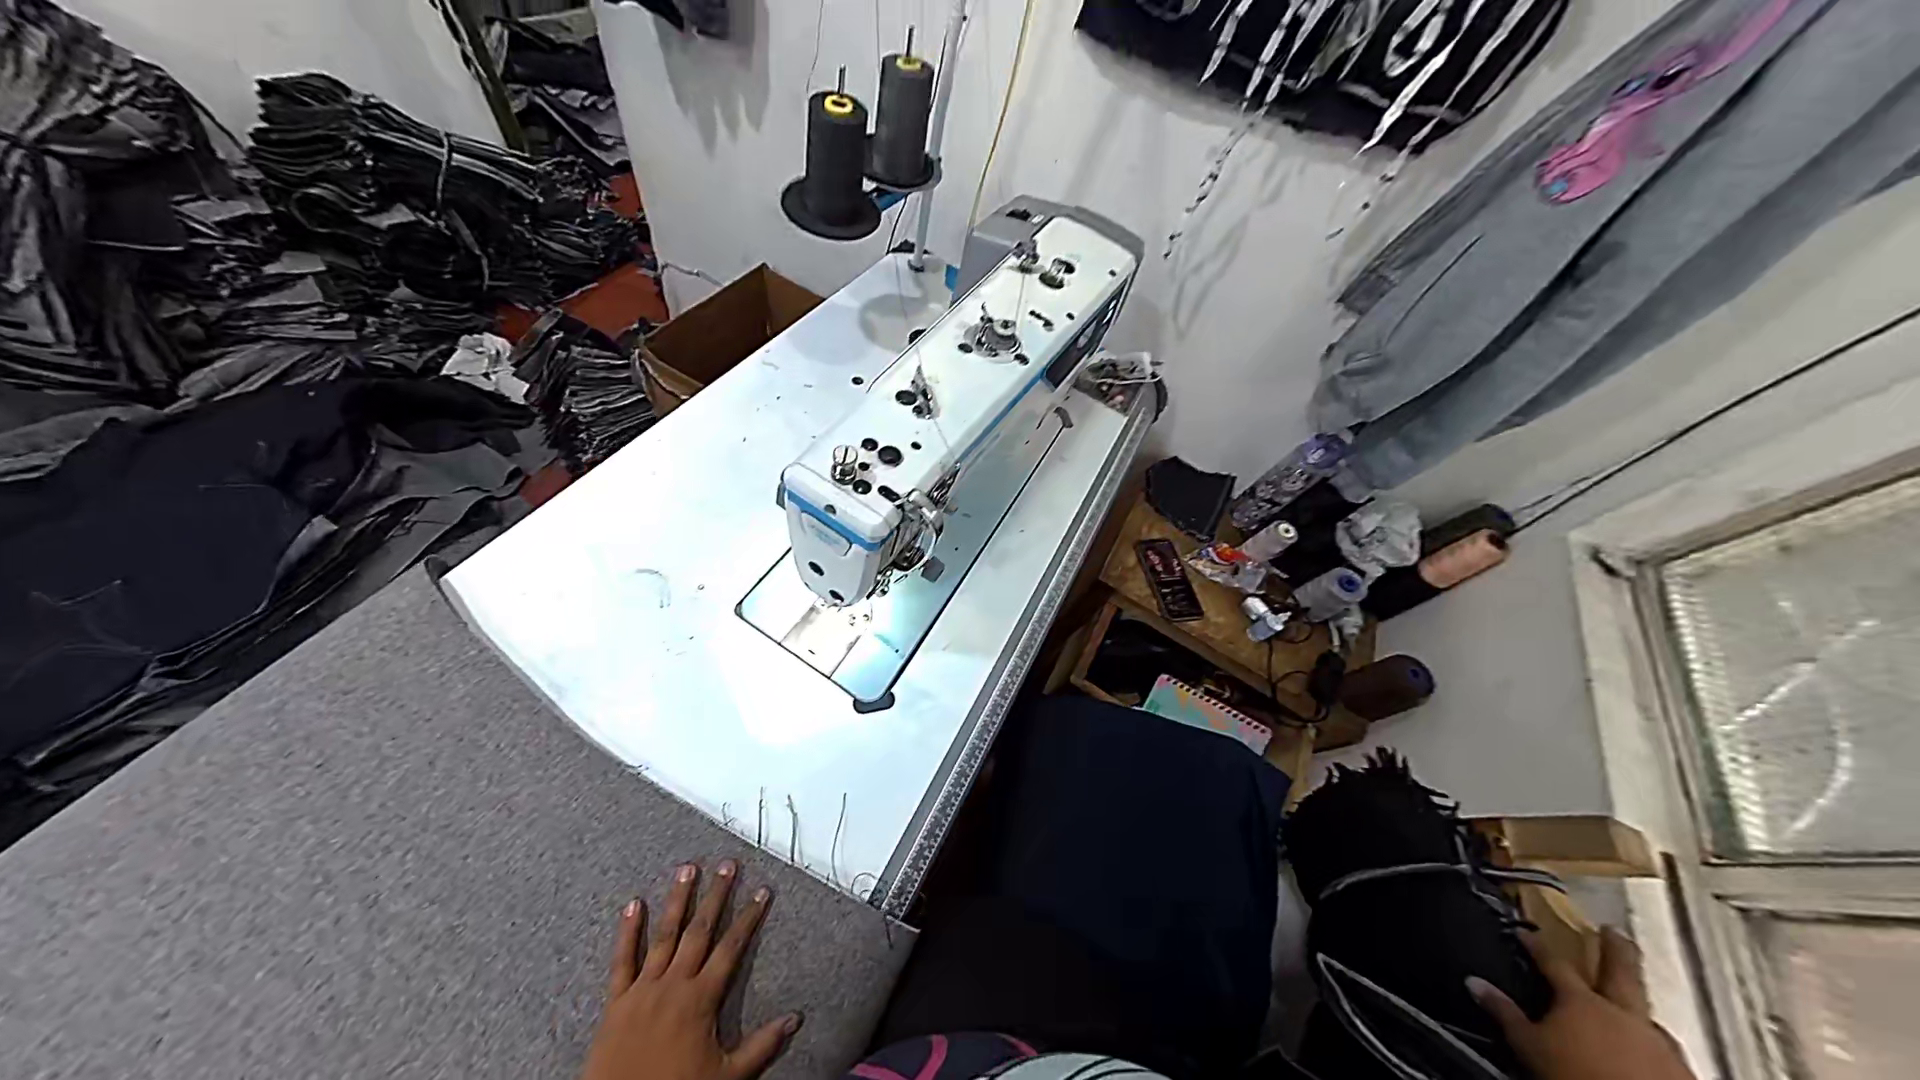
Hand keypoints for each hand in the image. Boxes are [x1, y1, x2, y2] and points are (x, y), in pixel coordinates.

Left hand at [581, 861, 800, 1079]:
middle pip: (700, 930)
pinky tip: (633, 904)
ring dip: (678, 900)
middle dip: (716, 896)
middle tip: (727, 865)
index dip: (749, 917)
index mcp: (701, 999)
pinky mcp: (616, 1001)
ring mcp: (643, 990)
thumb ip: (762, 1046)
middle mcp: (674, 985)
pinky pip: (622, 960)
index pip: (732, 947)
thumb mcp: (727, 1076)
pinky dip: (628, 932)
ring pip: (664, 935)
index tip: (762, 891)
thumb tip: (796, 1019)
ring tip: (687, 869)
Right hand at [1468, 928, 1694, 1079]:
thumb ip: (1503, 1011)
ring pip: (1649, 1014)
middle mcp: (1624, 1014)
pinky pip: (1667, 1049)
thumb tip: (1473, 981)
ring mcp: (1659, 1044)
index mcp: (1582, 1001)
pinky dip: (1655, 1041)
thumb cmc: (1574, 1074)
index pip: (1554, 963)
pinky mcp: (1682, 1071)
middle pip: (1620, 973)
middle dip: (1615, 950)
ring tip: (1633, 999)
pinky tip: (1653, 1048)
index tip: (1526, 933)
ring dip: (1638, 1003)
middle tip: (1612, 930)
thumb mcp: (1528, 1044)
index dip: (1538, 947)